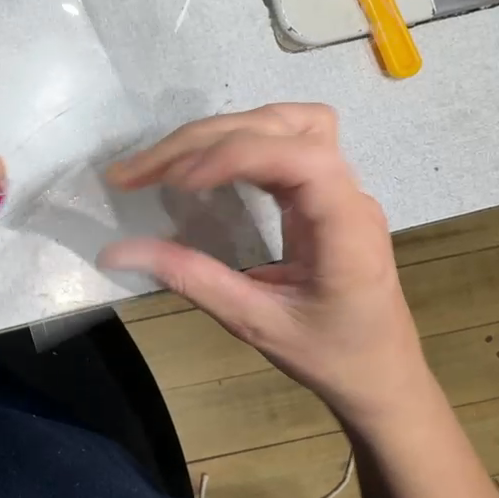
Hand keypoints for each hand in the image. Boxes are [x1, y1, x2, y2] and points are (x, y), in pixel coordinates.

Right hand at [97, 104, 429, 425]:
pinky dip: (228, 144)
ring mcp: (335, 186)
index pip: (301, 157)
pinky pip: (277, 141)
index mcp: (346, 228)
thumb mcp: (256, 325)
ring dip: (213, 134)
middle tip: (137, 174)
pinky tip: (194, 167)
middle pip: (279, 129)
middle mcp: (346, 193)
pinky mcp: (317, 189)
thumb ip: (190, 279)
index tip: (176, 183)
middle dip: (201, 142)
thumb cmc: (332, 356)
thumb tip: (116, 251)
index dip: (234, 154)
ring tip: (161, 164)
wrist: (382, 375)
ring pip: (279, 123)